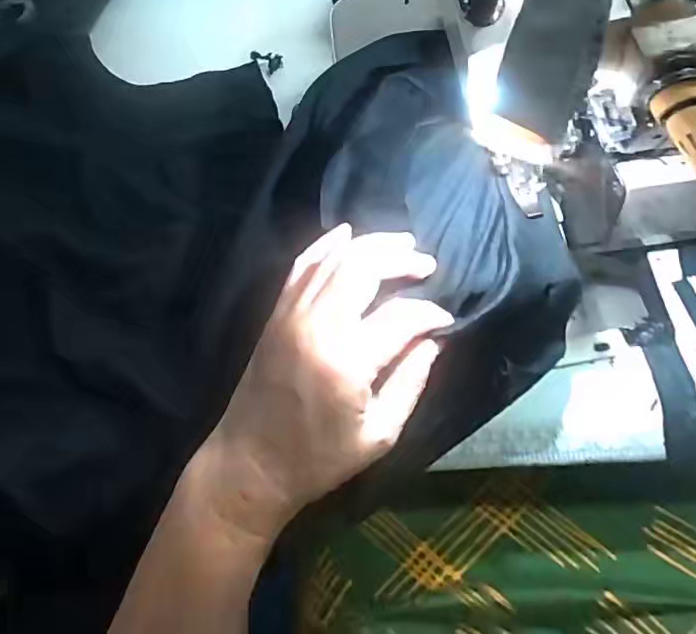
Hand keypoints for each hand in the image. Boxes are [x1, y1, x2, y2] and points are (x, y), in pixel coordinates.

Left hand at [199, 224, 453, 540]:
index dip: (428, 313)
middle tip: (426, 263)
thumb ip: (410, 382)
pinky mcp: (277, 311)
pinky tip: (347, 234)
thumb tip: (433, 341)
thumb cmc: (318, 458)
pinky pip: (303, 265)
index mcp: (346, 360)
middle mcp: (318, 324)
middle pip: (364, 268)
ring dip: (371, 245)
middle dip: (401, 258)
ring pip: (335, 259)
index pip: (399, 316)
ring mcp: (293, 312)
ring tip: (402, 244)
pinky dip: (326, 245)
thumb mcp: (378, 435)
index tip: (445, 320)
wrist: (250, 461)